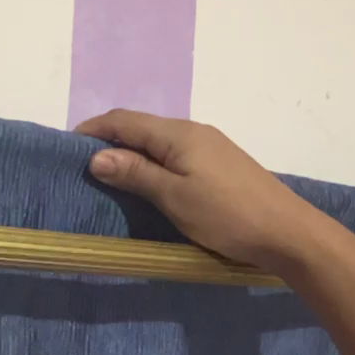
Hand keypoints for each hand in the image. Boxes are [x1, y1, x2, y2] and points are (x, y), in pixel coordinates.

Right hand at [75, 110, 333, 271]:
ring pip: (158, 143)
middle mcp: (193, 132)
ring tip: (109, 179)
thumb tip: (96, 155)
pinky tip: (147, 184)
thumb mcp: (175, 197)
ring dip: (131, 154)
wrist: (288, 233)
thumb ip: (136, 173)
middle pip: (141, 128)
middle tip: (83, 169)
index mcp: (179, 134)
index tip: (66, 149)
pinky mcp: (219, 166)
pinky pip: (174, 156)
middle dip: (109, 142)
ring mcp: (209, 148)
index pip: (125, 120)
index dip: (93, 130)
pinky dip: (152, 164)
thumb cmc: (227, 215)